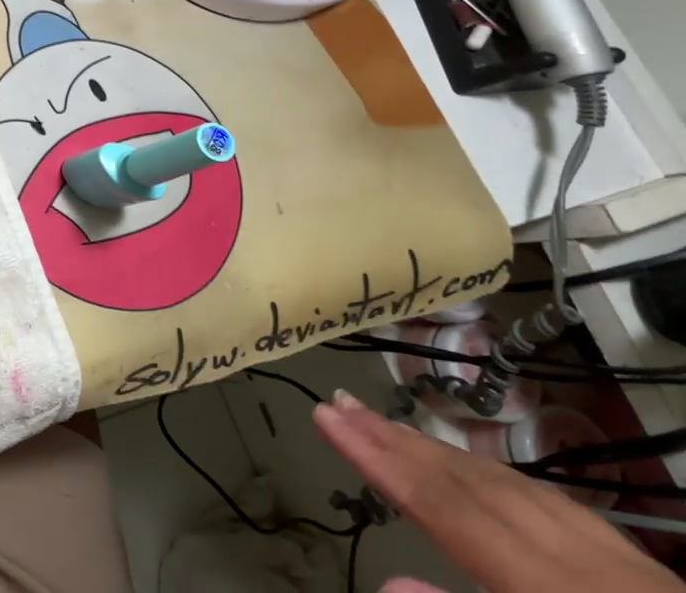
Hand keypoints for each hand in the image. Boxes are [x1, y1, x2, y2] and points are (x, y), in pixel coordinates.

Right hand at [315, 393, 681, 592]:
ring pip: (529, 494)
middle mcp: (604, 575)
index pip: (454, 513)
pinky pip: (567, 514)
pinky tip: (484, 478)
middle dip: (404, 444)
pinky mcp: (656, 585)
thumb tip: (391, 583)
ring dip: (449, 456)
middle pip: (487, 490)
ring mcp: (639, 577)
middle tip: (341, 405)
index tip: (326, 416)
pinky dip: (506, 484)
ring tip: (389, 429)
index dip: (382, 461)